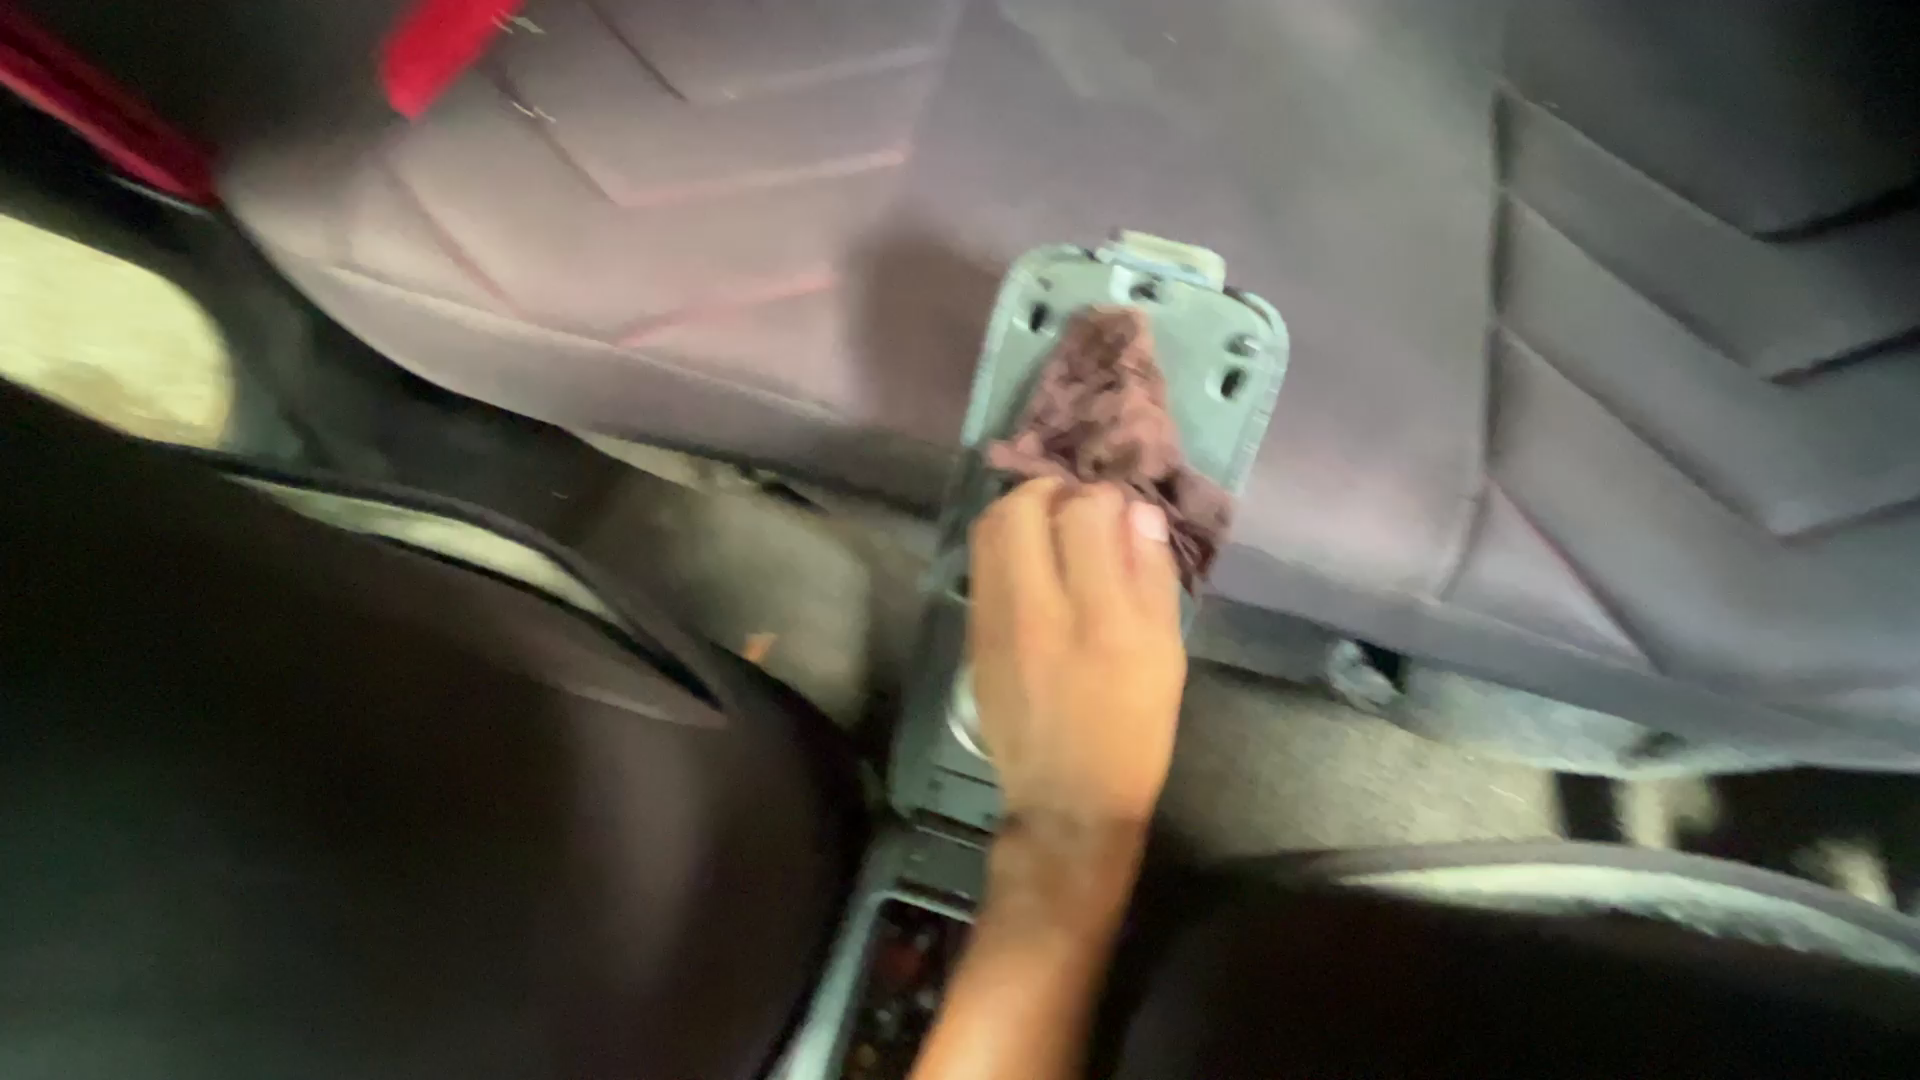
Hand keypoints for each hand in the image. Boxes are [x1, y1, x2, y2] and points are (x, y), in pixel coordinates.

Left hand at [968, 479, 1186, 829]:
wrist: (1066, 796)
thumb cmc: (1133, 729)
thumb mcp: (1165, 654)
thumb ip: (1151, 576)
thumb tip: (1136, 513)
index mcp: (1102, 617)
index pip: (1086, 513)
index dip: (1102, 496)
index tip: (1113, 508)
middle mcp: (1039, 610)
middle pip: (1022, 509)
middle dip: (1049, 488)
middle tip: (1071, 502)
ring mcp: (996, 623)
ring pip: (988, 531)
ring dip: (1018, 510)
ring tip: (1045, 521)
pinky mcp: (973, 637)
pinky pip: (980, 567)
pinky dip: (1002, 546)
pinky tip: (1026, 561)